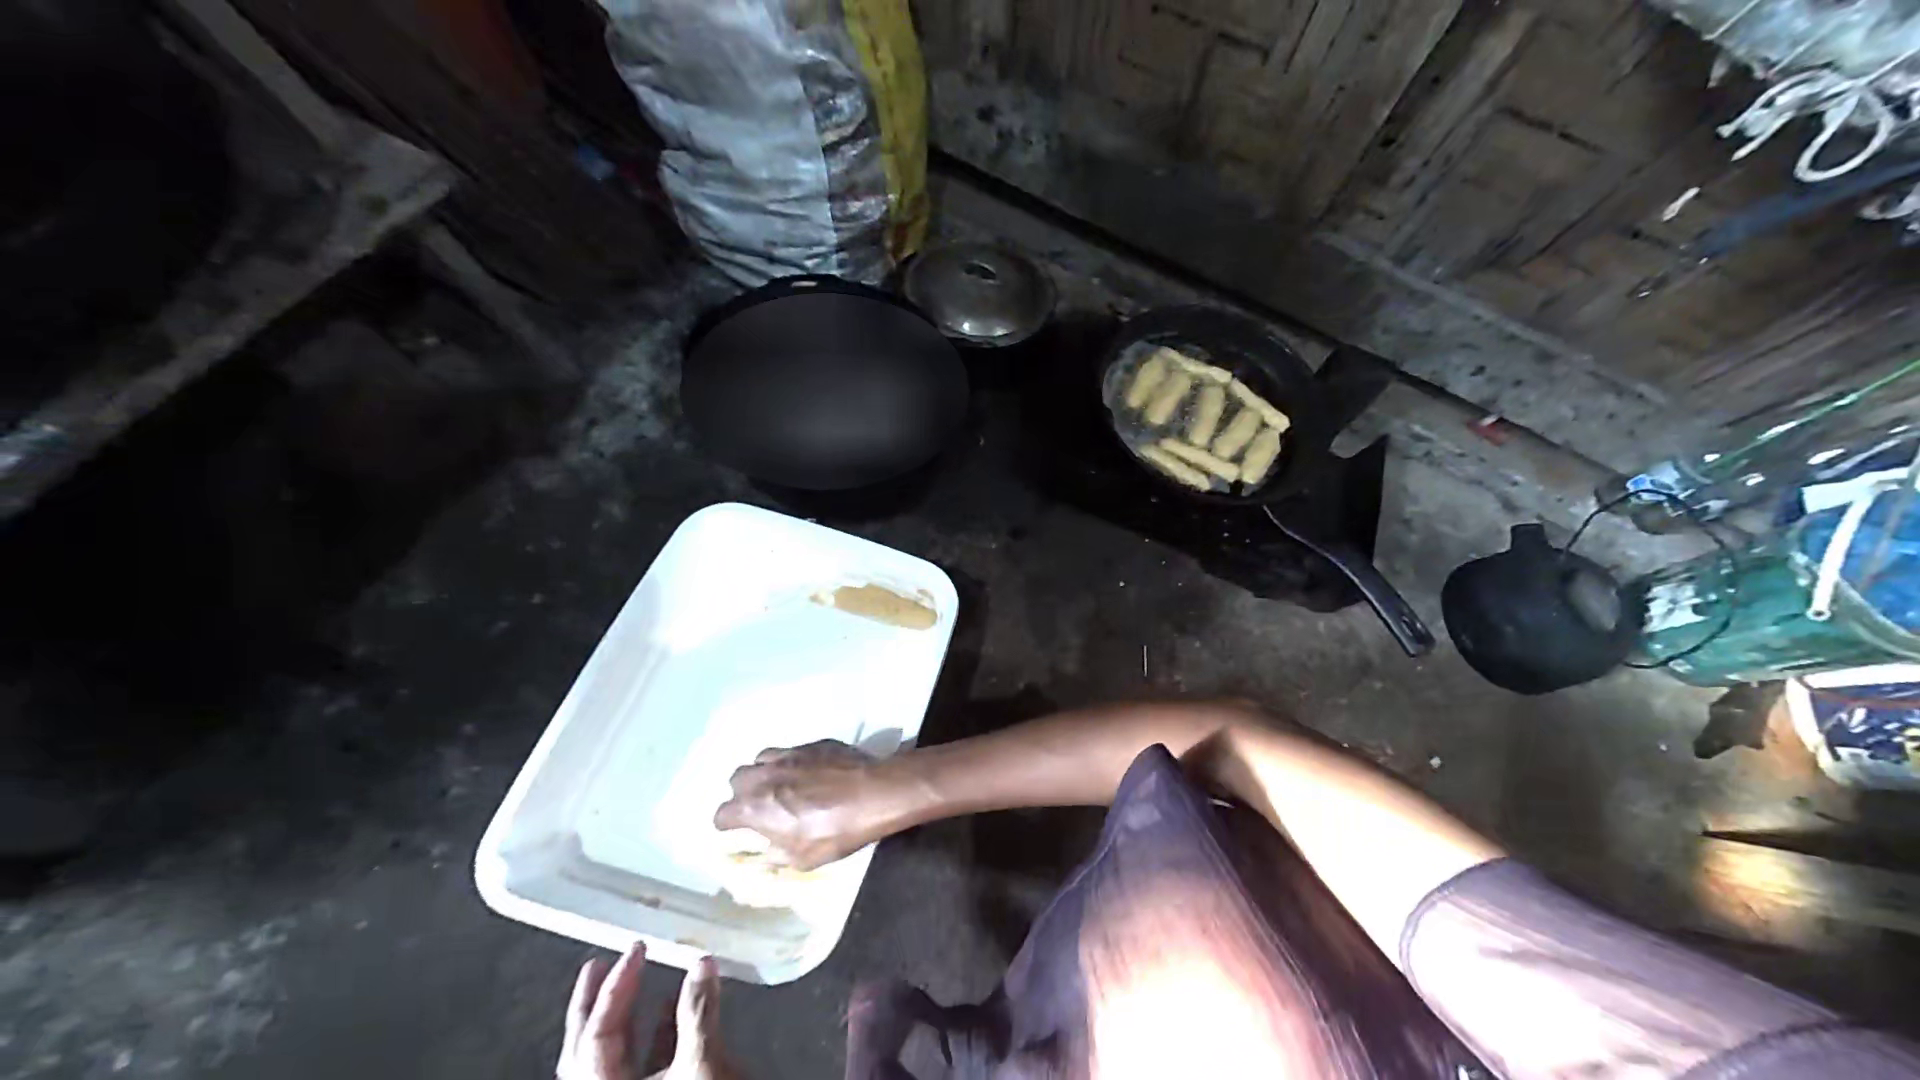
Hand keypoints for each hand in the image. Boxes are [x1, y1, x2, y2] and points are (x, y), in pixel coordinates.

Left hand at [558, 943, 737, 1079]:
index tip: (638, 948)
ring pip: (614, 1061)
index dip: (616, 988)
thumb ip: (699, 1013)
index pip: (597, 1035)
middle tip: (600, 963)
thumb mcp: (704, 1068)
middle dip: (595, 1006)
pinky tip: (677, 1006)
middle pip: (587, 1053)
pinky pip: (645, 1068)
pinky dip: (658, 1034)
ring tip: (637, 977)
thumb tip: (701, 962)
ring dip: (628, 1016)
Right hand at [712, 740, 912, 870]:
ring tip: (781, 785)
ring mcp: (788, 755)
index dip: (727, 824)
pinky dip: (791, 762)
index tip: (736, 829)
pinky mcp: (812, 743)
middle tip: (760, 806)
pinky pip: (791, 751)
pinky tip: (809, 773)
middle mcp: (764, 776)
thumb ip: (777, 855)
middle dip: (743, 792)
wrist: (872, 793)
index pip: (722, 814)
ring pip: (761, 759)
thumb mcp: (802, 860)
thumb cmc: (835, 833)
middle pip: (737, 779)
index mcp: (754, 807)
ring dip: (764, 773)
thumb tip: (766, 852)